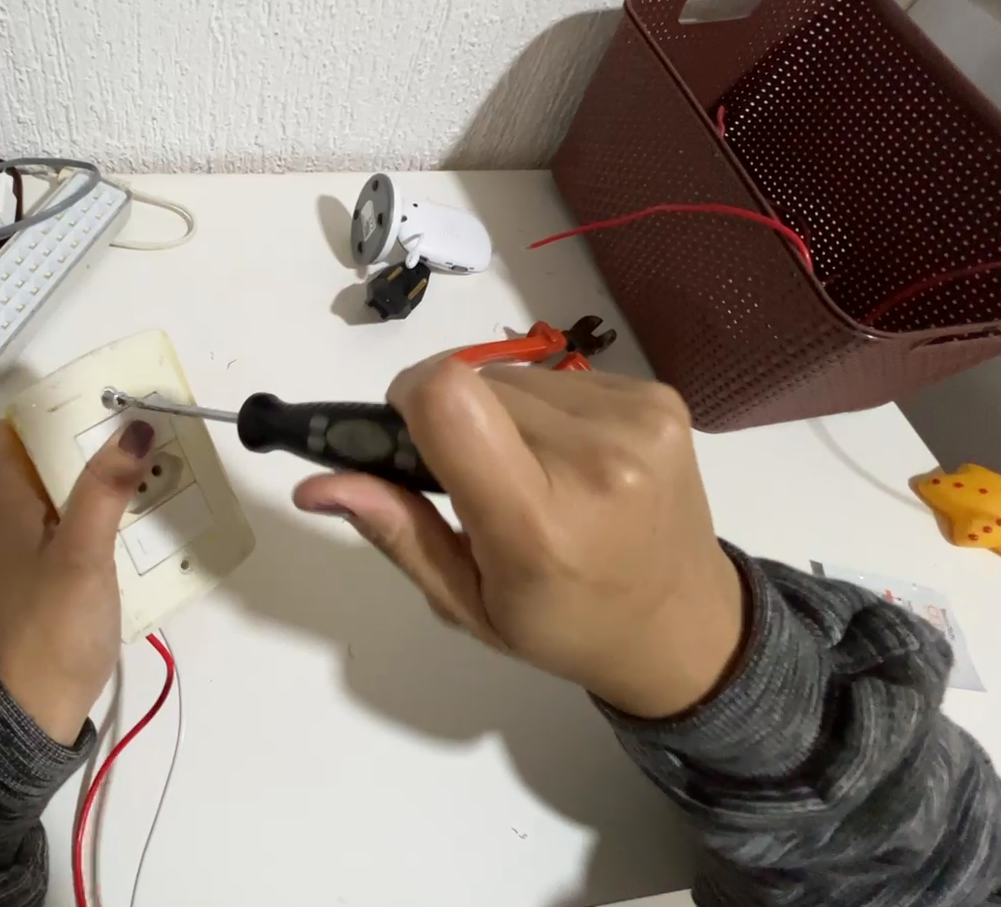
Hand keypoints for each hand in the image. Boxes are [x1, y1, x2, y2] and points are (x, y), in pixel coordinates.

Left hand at [0, 418, 154, 743]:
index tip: (99, 387)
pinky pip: (99, 515)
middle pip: (57, 453)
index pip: (17, 430)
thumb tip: (136, 426)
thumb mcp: (81, 550)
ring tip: (161, 445)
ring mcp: (53, 538)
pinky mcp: (75, 562)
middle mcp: (29, 512)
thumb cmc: (54, 623)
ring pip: (82, 483)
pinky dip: (123, 499)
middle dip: (96, 430)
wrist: (49, 700)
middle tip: (146, 411)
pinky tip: (156, 497)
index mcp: (14, 500)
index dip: (51, 404)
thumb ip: (105, 488)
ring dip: (114, 464)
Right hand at [293, 358, 745, 719]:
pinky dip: (539, 406)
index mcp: (538, 521)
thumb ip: (393, 530)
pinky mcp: (659, 396)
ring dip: (496, 409)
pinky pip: (556, 375)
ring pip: (511, 373)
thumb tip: (313, 485)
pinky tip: (563, 455)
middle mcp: (596, 457)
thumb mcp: (464, 600)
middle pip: (472, 381)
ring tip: (524, 467)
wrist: (687, 626)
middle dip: (449, 413)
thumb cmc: (562, 625)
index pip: (449, 399)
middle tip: (467, 470)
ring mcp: (637, 419)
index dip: (408, 395)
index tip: (405, 429)